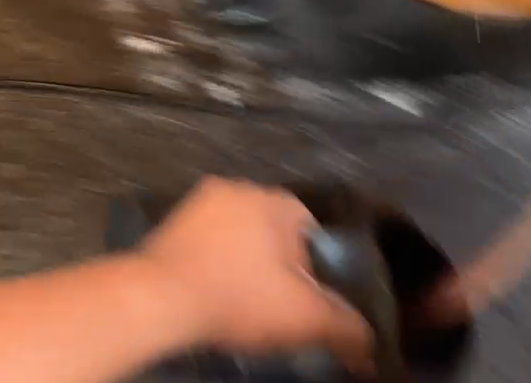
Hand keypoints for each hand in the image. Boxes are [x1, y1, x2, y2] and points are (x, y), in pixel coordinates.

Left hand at [141, 178, 372, 369]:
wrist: (164, 295)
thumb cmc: (241, 296)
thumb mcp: (309, 319)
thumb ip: (349, 326)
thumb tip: (367, 341)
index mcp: (269, 200)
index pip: (309, 223)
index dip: (318, 261)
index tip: (314, 292)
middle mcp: (233, 188)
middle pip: (273, 227)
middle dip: (283, 261)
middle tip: (285, 299)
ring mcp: (198, 201)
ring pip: (239, 232)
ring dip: (248, 260)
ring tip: (252, 298)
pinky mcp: (173, 219)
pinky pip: (210, 238)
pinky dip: (219, 260)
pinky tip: (220, 288)